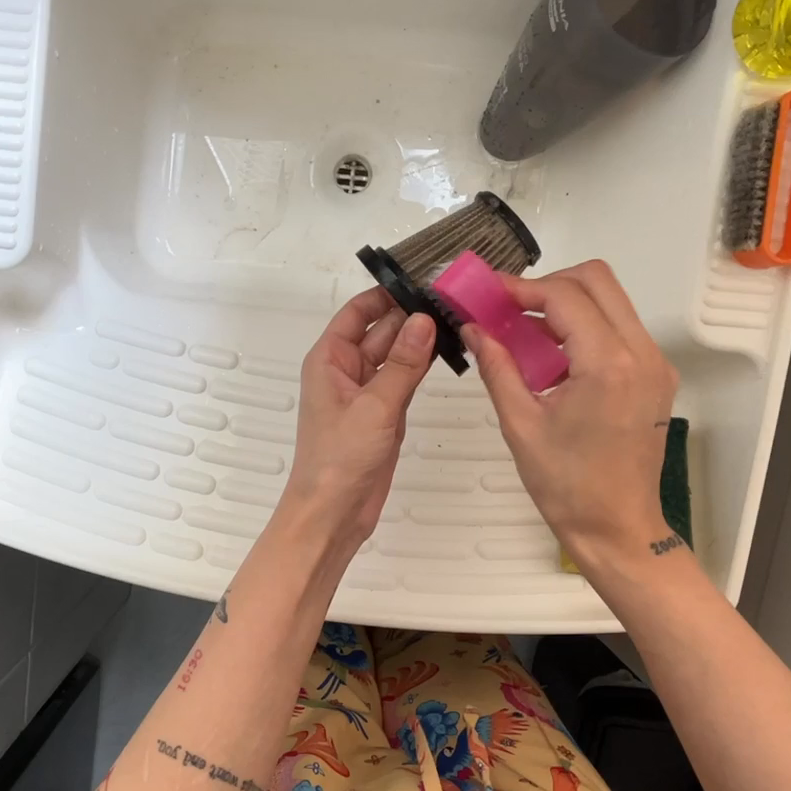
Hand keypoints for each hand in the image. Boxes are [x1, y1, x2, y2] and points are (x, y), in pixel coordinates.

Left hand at [279, 288, 435, 546]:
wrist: (333, 513)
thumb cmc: (340, 458)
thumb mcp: (374, 407)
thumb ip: (402, 363)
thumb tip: (424, 319)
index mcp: (330, 360)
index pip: (357, 312)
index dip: (387, 294)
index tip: (424, 278)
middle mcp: (346, 371)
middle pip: (381, 330)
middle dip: (412, 314)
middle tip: (456, 295)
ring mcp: (367, 393)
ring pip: (396, 355)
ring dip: (421, 339)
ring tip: (460, 315)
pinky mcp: (385, 414)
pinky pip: (404, 379)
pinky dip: (423, 367)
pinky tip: (449, 350)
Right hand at [461, 260, 679, 569]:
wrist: (616, 527)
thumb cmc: (565, 485)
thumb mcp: (520, 424)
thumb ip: (497, 368)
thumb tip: (473, 329)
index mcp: (608, 365)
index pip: (566, 297)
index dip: (522, 288)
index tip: (487, 295)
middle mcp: (641, 354)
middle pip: (597, 281)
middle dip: (547, 285)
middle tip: (507, 308)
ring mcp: (654, 364)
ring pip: (611, 301)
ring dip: (565, 305)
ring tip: (522, 331)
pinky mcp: (654, 377)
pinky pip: (618, 329)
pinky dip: (583, 327)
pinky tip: (550, 355)